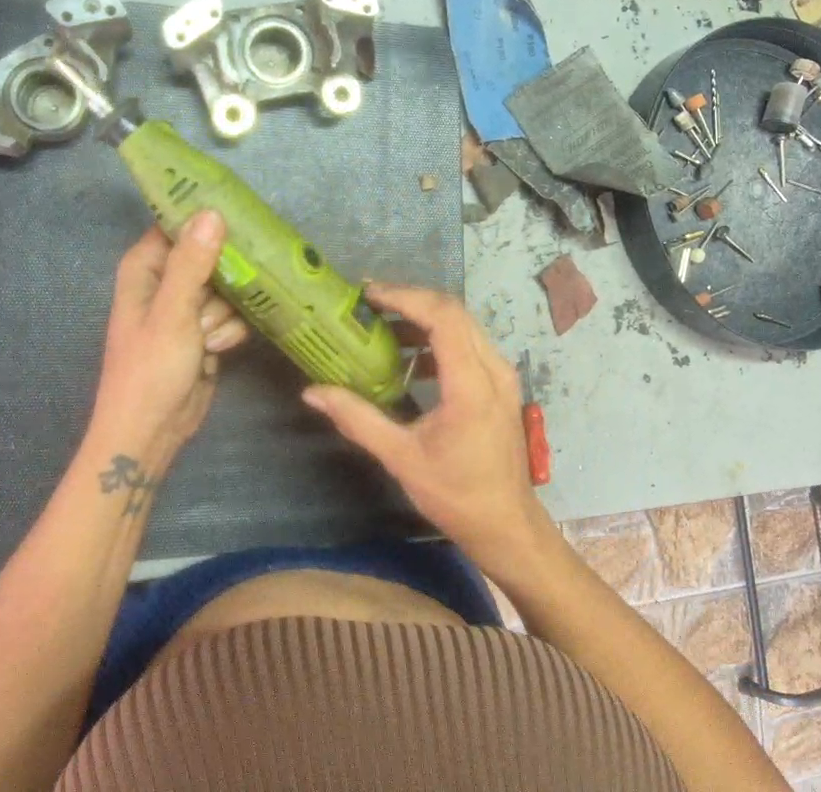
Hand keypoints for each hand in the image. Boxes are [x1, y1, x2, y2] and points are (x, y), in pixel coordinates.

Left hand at [88, 211, 249, 460]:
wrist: (151, 431)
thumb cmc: (150, 369)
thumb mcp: (173, 312)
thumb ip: (192, 262)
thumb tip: (213, 212)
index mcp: (145, 267)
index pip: (179, 223)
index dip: (207, 217)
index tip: (242, 216)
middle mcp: (165, 281)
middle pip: (212, 254)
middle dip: (226, 276)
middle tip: (229, 291)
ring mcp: (187, 308)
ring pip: (228, 288)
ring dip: (225, 313)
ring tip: (208, 336)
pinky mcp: (205, 332)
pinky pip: (232, 315)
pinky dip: (229, 332)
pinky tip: (218, 350)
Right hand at [301, 283, 552, 576]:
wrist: (507, 525)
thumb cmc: (455, 494)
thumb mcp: (401, 458)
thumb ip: (357, 419)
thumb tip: (313, 393)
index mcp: (471, 385)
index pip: (442, 318)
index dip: (405, 298)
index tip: (368, 295)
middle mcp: (494, 370)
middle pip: (454, 312)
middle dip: (410, 300)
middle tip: (368, 303)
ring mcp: (502, 376)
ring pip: (464, 325)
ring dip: (424, 318)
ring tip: (382, 325)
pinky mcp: (501, 385)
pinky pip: (469, 344)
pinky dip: (438, 338)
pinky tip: (408, 357)